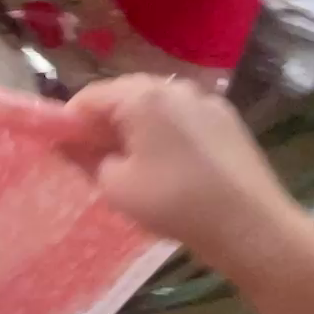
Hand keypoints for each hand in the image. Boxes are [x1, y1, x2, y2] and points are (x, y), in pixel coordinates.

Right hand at [65, 75, 301, 260]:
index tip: (63, 147)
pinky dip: (165, 131)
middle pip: (124, 94)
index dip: (70, 119)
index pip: (90, 96)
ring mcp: (205, 100)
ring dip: (135, 125)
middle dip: (103, 120)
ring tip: (130, 161)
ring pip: (156, 104)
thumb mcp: (116, 187)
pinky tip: (168, 163)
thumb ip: (87, 158)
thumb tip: (68, 143)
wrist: (250, 226)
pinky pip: (182, 117)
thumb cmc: (173, 203)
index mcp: (142, 97)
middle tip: (93, 156)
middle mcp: (174, 87)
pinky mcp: (227, 119)